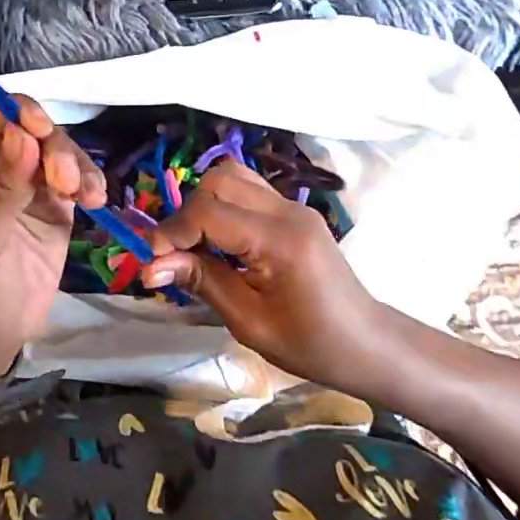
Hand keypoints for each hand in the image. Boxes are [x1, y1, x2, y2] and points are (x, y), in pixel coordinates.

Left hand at [0, 94, 106, 382]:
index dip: (13, 111)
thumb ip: (0, 187)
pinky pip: (78, 180)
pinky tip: (96, 201)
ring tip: (86, 196)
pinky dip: (91, 182)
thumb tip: (22, 133)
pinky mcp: (58, 207)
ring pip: (59, 151)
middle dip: (54, 145)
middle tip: (65, 180)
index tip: (39, 127)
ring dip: (77, 163)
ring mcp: (30, 187)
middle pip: (32, 130)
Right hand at [142, 161, 394, 391]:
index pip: (209, 211)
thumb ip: (201, 282)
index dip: (172, 230)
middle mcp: (287, 211)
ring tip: (198, 243)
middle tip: (178, 252)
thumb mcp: (249, 323)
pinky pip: (247, 188)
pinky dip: (222, 203)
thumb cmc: (312, 344)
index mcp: (279, 241)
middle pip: (218, 180)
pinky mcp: (293, 210)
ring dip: (204, 202)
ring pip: (231, 175)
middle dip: (187, 212)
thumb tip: (150, 266)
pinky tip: (221, 239)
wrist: (369, 344)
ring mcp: (293, 206)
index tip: (153, 259)